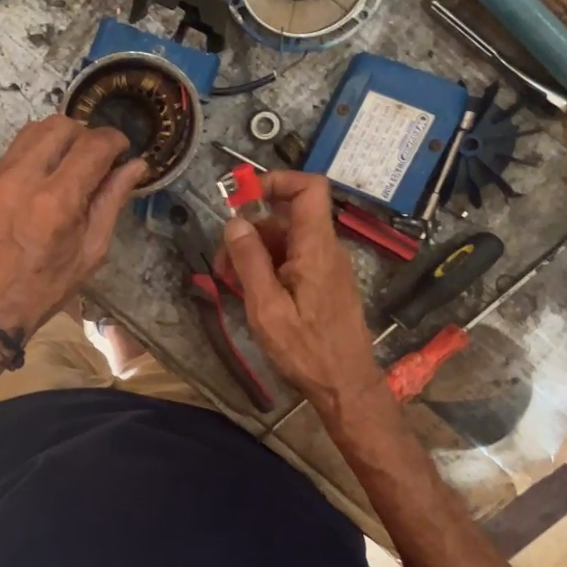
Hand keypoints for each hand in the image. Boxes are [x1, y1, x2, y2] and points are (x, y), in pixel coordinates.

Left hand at [0, 116, 148, 336]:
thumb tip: (136, 166)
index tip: (123, 150)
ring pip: (34, 130)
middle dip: (86, 134)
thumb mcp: (90, 251)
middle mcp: (24, 179)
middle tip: (96, 159)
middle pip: (62, 125)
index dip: (114, 141)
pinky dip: (37, 152)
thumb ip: (112, 201)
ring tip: (71, 163)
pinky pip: (15, 150)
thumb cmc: (45, 288)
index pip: (93, 145)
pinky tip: (45, 176)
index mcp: (56, 201)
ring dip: (60, 137)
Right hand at [220, 171, 388, 415]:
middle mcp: (326, 249)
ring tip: (230, 283)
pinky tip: (250, 293)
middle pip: (286, 217)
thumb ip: (250, 261)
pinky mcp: (323, 283)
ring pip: (285, 240)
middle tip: (222, 262)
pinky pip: (292, 260)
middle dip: (248, 231)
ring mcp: (326, 266)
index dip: (277, 181)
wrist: (345, 386)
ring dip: (253, 253)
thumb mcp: (267, 308)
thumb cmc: (306, 350)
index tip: (242, 198)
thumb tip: (235, 222)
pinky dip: (267, 268)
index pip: (309, 188)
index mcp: (316, 248)